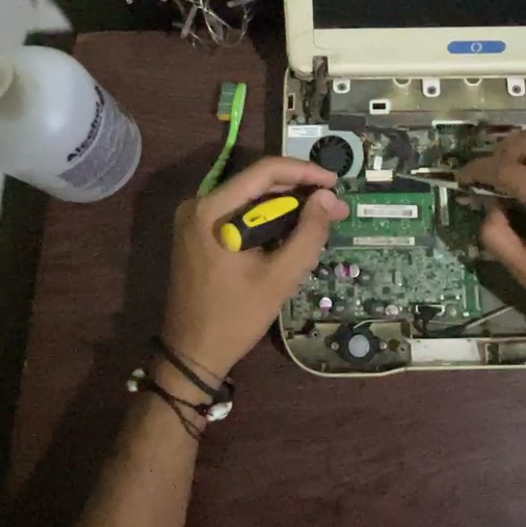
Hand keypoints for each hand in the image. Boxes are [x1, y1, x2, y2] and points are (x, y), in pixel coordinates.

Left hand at [161, 157, 347, 387]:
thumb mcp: (280, 277)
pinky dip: (267, 218)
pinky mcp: (198, 232)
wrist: (191, 355)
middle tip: (334, 206)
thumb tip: (329, 198)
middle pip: (257, 182)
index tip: (334, 182)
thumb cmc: (235, 317)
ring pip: (250, 197)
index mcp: (212, 209)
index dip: (304, 171)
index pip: (264, 171)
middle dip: (299, 191)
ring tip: (320, 218)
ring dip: (286, 205)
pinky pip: (239, 212)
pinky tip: (292, 230)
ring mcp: (195, 218)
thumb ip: (308, 233)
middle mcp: (199, 204)